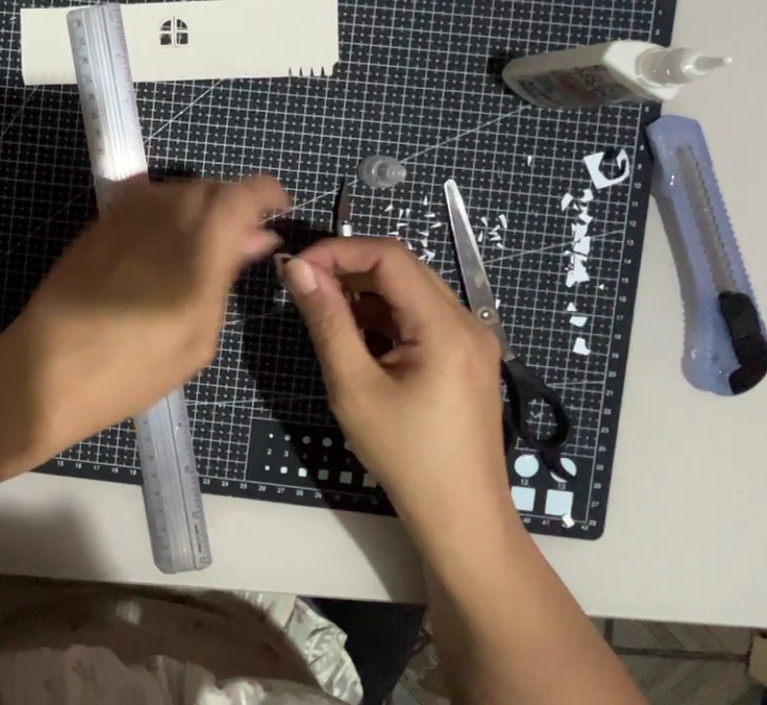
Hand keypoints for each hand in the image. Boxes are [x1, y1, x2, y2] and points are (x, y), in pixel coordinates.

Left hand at [6, 175, 288, 447]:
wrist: (47, 369)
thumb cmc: (131, 372)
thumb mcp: (197, 339)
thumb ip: (227, 279)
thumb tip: (256, 237)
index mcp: (197, 252)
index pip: (241, 194)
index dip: (266, 193)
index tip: (275, 211)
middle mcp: (161, 221)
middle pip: (209, 186)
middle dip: (232, 204)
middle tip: (237, 242)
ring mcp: (123, 217)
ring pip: (175, 188)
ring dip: (197, 206)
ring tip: (197, 247)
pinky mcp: (97, 223)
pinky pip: (142, 198)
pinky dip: (163, 209)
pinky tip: (161, 241)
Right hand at [279, 239, 512, 534]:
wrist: (460, 516)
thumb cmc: (404, 454)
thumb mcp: (353, 385)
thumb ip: (326, 320)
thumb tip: (297, 269)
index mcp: (445, 326)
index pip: (389, 256)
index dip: (338, 251)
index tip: (296, 270)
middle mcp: (467, 322)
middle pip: (401, 267)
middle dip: (347, 267)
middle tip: (301, 287)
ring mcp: (470, 340)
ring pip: (408, 289)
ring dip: (362, 290)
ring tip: (321, 312)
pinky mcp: (464, 357)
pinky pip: (418, 315)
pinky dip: (381, 314)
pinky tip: (354, 337)